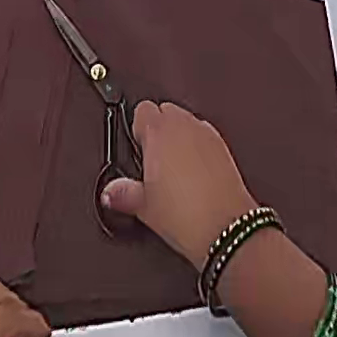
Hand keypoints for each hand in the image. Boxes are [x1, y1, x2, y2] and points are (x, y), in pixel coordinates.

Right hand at [101, 101, 258, 266]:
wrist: (224, 227)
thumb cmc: (185, 214)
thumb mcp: (144, 207)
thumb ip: (123, 193)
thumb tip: (112, 191)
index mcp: (158, 131)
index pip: (142, 109)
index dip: (137, 127)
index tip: (137, 148)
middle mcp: (182, 125)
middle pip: (164, 110)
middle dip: (157, 128)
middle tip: (152, 159)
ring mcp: (205, 132)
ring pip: (185, 120)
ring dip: (178, 134)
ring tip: (173, 168)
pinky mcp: (222, 144)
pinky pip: (204, 133)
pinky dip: (197, 144)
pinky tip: (194, 171)